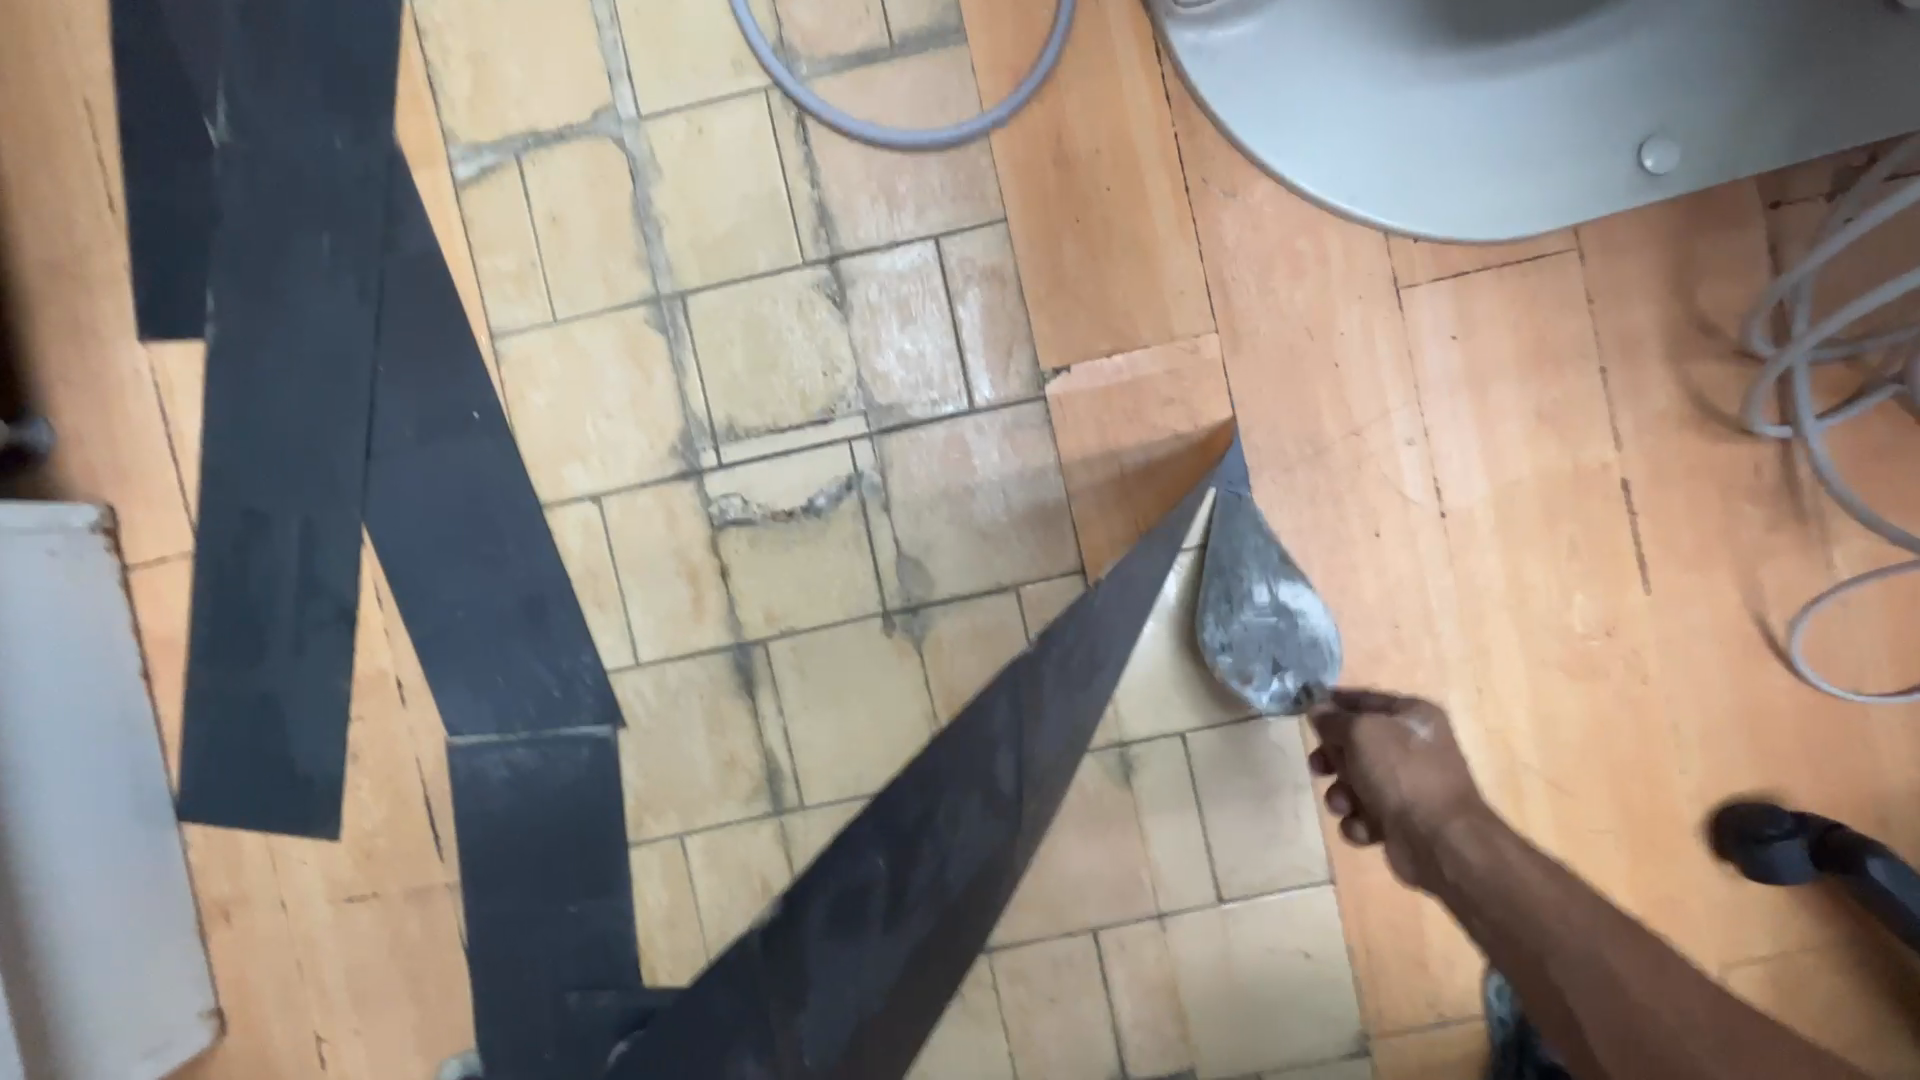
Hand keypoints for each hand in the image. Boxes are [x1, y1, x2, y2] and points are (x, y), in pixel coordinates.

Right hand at [1307, 689, 1489, 892]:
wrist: (1441, 841)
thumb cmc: (1401, 774)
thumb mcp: (1360, 733)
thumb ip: (1333, 719)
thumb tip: (1317, 709)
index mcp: (1412, 715)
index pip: (1362, 699)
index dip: (1331, 704)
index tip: (1304, 713)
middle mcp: (1412, 746)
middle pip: (1353, 743)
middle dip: (1332, 758)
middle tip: (1319, 767)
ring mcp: (1408, 785)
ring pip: (1354, 781)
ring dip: (1341, 794)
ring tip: (1346, 805)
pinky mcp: (1401, 820)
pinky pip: (1364, 812)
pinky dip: (1358, 821)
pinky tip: (1365, 828)